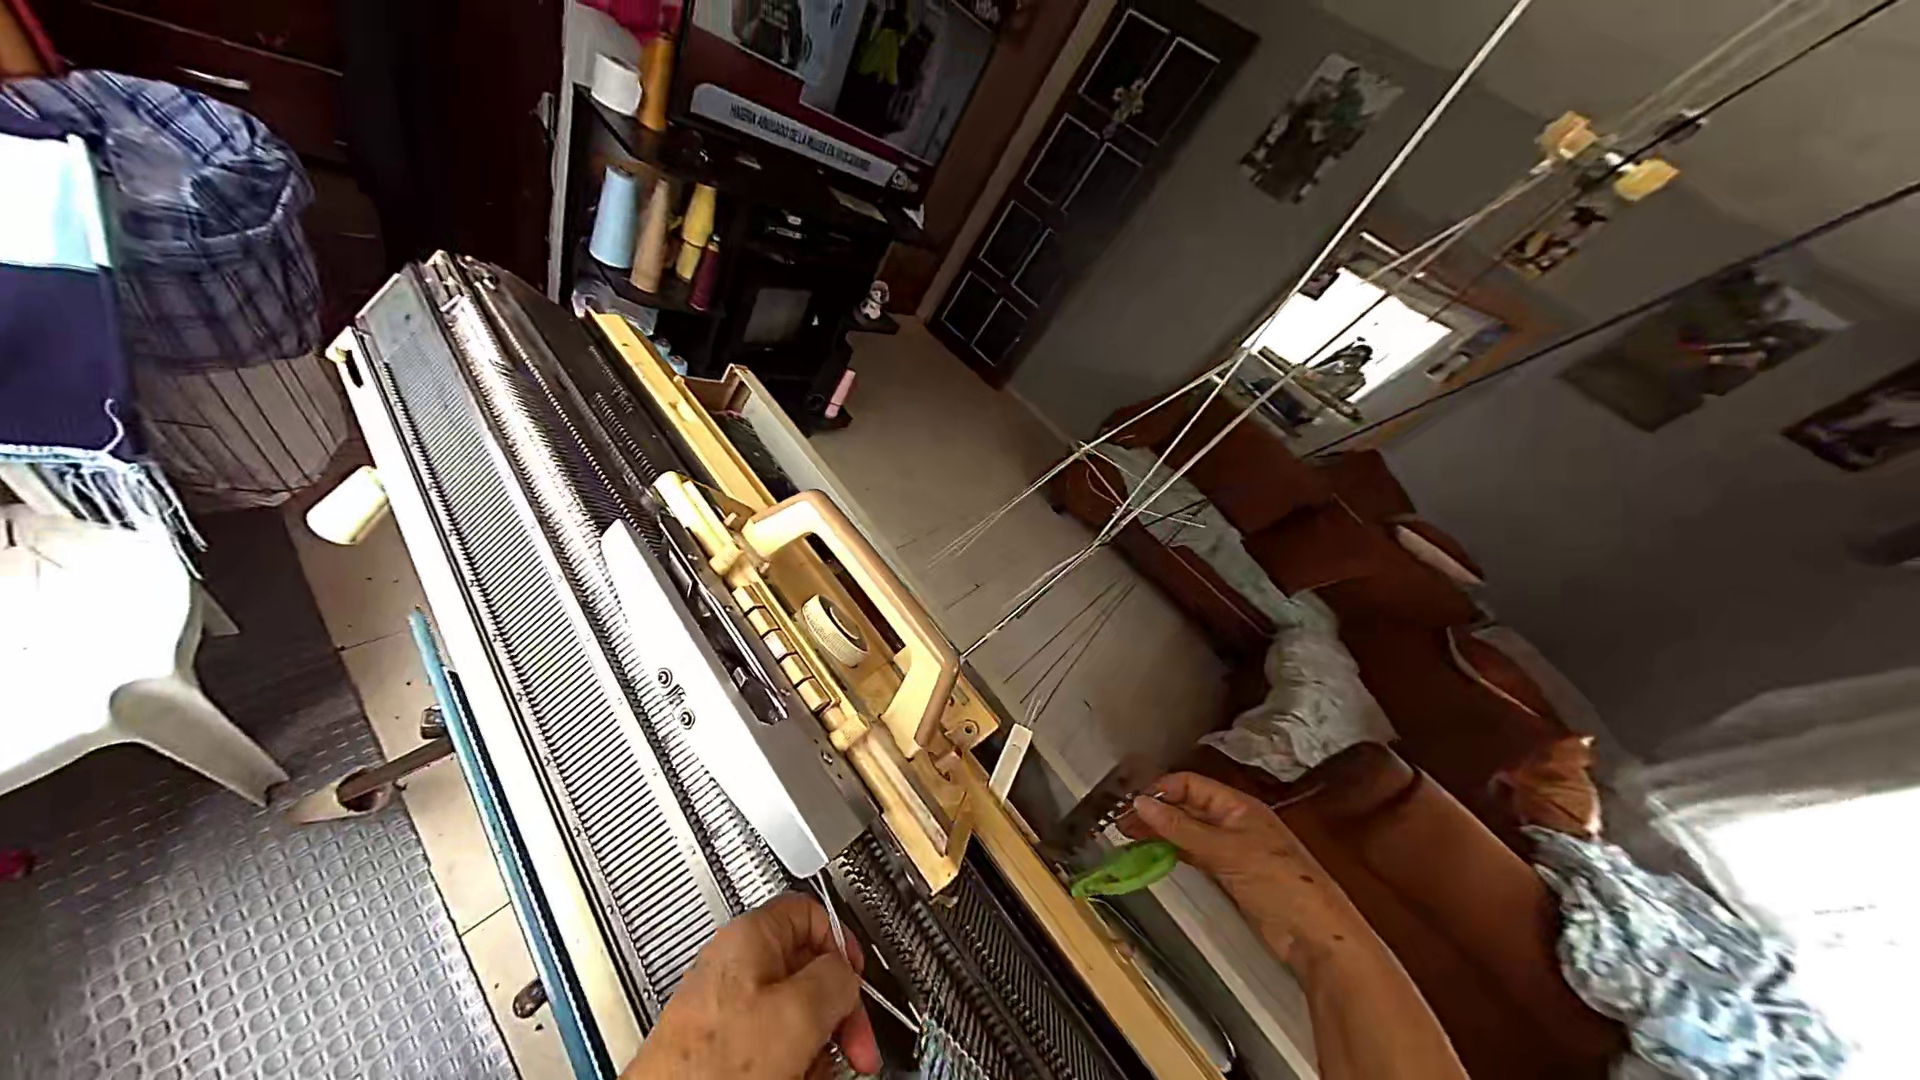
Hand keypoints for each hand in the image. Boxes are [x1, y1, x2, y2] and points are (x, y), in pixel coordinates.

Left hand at [621, 893, 881, 1079]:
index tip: (855, 978)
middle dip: (836, 1009)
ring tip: (819, 1070)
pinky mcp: (721, 1052)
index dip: (840, 944)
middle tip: (854, 1042)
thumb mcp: (800, 1011)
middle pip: (806, 971)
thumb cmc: (712, 1069)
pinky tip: (798, 1077)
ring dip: (817, 1044)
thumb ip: (836, 977)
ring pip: (793, 1015)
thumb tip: (847, 976)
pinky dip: (793, 1063)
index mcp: (750, 937)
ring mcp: (726, 1013)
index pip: (811, 913)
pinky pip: (772, 1047)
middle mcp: (735, 969)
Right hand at [1120, 772, 1370, 969]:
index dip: (1161, 789)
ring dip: (1160, 832)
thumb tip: (1141, 803)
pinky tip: (1154, 854)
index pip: (1190, 784)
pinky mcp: (1230, 874)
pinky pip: (1193, 854)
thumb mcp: (1225, 850)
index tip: (1133, 801)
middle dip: (1156, 810)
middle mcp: (1233, 821)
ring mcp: (1232, 848)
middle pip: (1187, 806)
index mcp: (1237, 805)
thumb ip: (1180, 828)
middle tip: (1123, 821)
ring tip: (1129, 836)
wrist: (1317, 937)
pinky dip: (1173, 852)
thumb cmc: (1280, 883)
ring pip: (1187, 831)